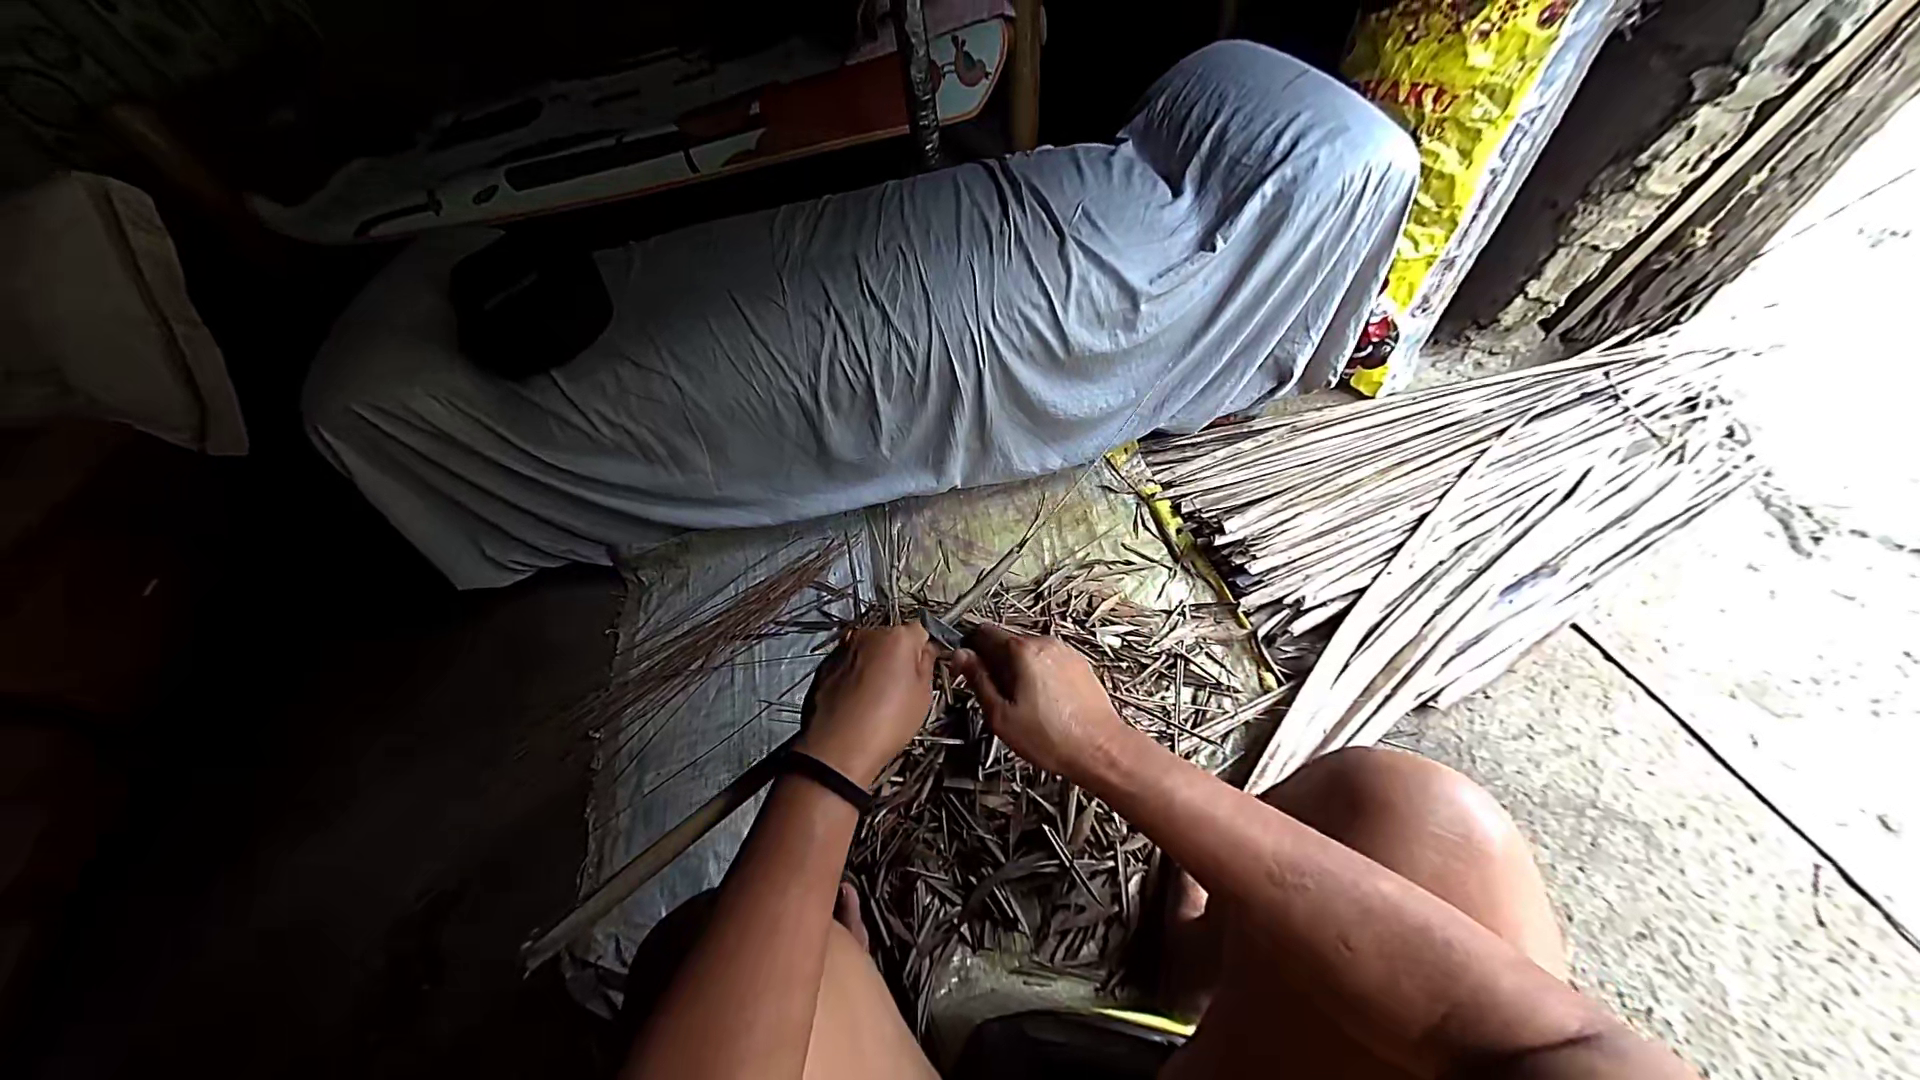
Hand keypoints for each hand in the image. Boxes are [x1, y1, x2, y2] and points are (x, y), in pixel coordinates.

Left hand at [795, 623, 936, 787]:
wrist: (838, 748)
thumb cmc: (886, 723)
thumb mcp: (923, 695)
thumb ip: (927, 664)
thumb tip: (926, 652)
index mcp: (898, 637)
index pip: (920, 631)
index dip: (924, 650)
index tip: (925, 668)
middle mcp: (869, 634)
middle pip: (892, 638)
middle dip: (898, 657)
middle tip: (903, 688)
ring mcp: (844, 649)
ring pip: (869, 651)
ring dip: (875, 666)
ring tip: (878, 699)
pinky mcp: (826, 666)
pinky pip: (850, 664)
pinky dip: (856, 676)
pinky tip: (859, 702)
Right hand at [950, 622, 1135, 784]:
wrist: (1101, 750)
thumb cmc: (1053, 739)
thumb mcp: (1001, 715)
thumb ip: (978, 680)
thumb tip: (961, 656)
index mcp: (1022, 651)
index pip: (984, 632)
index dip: (970, 650)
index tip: (968, 669)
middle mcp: (1045, 644)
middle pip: (1007, 642)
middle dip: (995, 664)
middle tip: (996, 697)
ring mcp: (1065, 652)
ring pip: (1028, 653)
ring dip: (1018, 671)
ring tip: (1022, 705)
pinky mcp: (1079, 665)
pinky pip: (1048, 662)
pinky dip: (1040, 676)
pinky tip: (1043, 704)